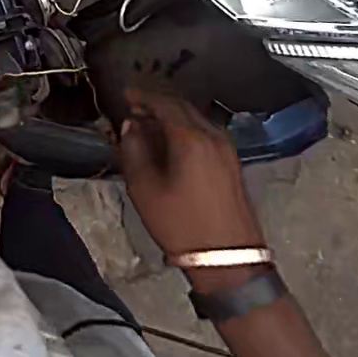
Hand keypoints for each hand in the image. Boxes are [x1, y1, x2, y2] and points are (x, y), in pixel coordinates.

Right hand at [118, 91, 265, 271]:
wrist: (229, 262)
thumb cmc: (182, 225)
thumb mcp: (145, 189)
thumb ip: (133, 150)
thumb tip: (131, 125)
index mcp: (191, 137)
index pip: (164, 102)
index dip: (142, 96)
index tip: (125, 95)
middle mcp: (212, 135)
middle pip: (182, 105)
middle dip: (157, 102)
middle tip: (135, 107)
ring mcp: (226, 148)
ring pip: (195, 117)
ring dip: (172, 115)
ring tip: (150, 124)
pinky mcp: (232, 161)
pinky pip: (204, 131)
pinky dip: (185, 127)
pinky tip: (172, 141)